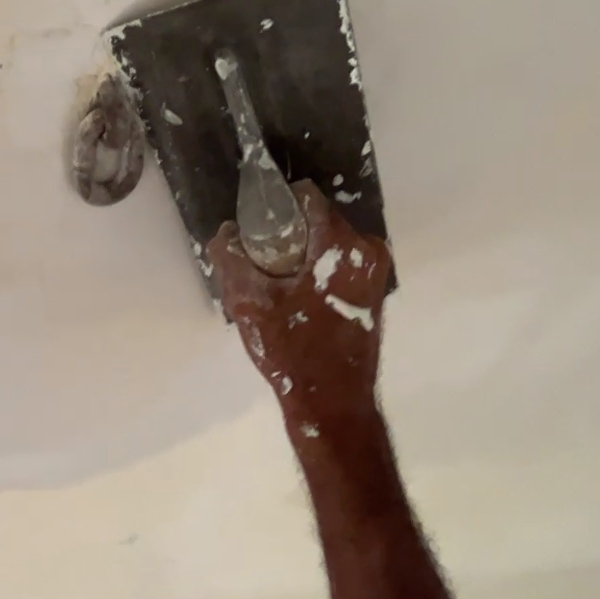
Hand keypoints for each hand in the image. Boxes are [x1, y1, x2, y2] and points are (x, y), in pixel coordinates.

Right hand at [207, 181, 392, 411]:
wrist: (332, 400)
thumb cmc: (291, 348)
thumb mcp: (247, 300)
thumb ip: (230, 257)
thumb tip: (225, 231)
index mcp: (341, 243)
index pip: (304, 197)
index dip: (273, 207)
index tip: (251, 229)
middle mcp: (366, 249)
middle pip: (314, 220)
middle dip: (284, 234)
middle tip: (258, 264)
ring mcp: (374, 271)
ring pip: (324, 242)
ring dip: (297, 254)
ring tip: (272, 283)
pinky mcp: (372, 290)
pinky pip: (335, 262)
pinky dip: (312, 270)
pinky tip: (292, 297)